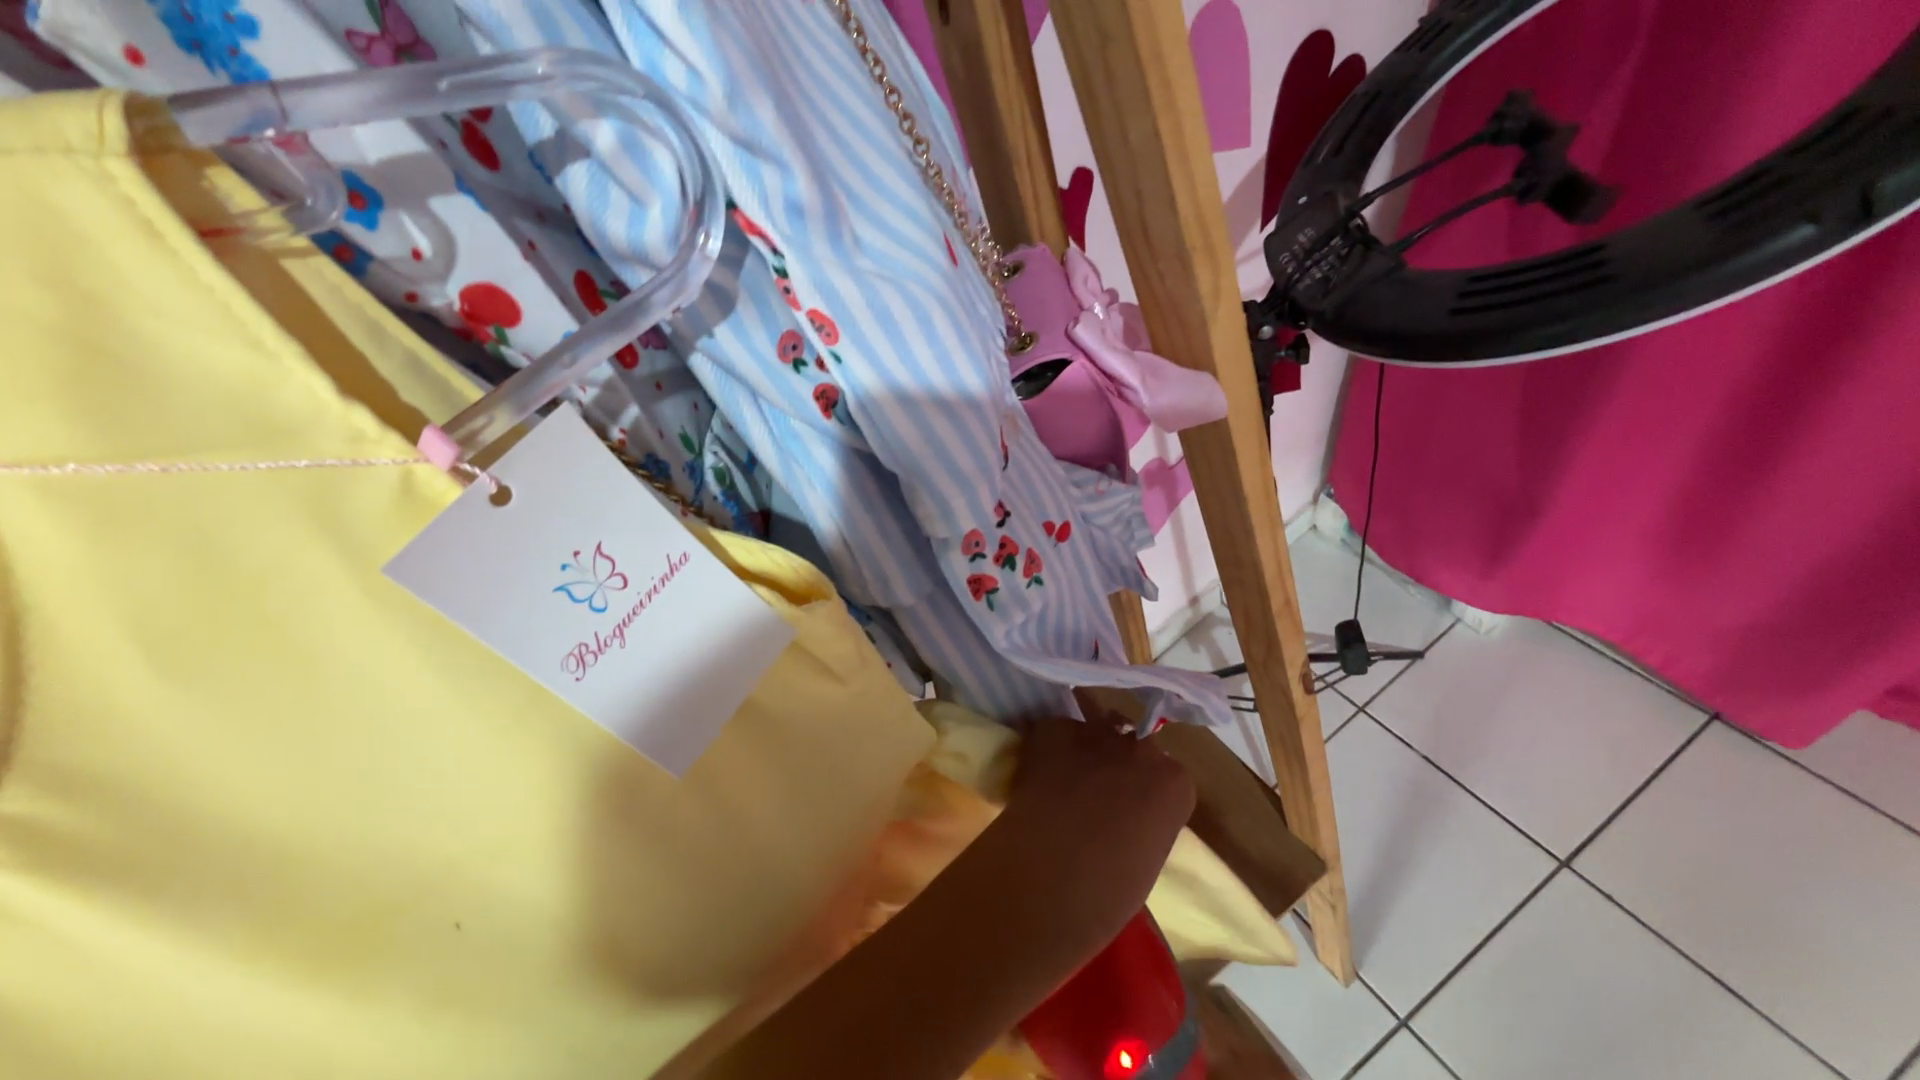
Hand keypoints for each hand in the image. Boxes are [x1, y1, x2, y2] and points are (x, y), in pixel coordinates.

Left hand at [997, 715, 1195, 945]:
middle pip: (1132, 746)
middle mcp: (1141, 749)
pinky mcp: (1054, 731)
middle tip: (1095, 794)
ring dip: (1083, 749)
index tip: (1128, 812)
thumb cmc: (1109, 891)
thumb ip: (1143, 823)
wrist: (1055, 877)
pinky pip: (1053, 730)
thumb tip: (1121, 820)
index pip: (1166, 776)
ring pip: (1093, 730)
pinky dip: (1045, 746)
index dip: (1143, 792)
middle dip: (1117, 763)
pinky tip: (1036, 774)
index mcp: (1176, 784)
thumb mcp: (1146, 858)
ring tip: (1063, 780)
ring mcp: (1098, 735)